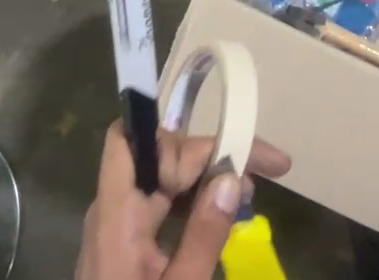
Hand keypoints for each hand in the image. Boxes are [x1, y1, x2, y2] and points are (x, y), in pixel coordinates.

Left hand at [76, 123, 292, 279]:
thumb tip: (231, 176)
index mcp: (117, 216)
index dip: (175, 133)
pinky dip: (194, 201)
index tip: (227, 147)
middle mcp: (113, 210)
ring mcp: (119, 226)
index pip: (130, 140)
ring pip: (165, 177)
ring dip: (208, 176)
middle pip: (160, 155)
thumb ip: (205, 235)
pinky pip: (162, 203)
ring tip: (251, 192)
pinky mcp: (127, 244)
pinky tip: (223, 215)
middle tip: (266, 170)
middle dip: (211, 154)